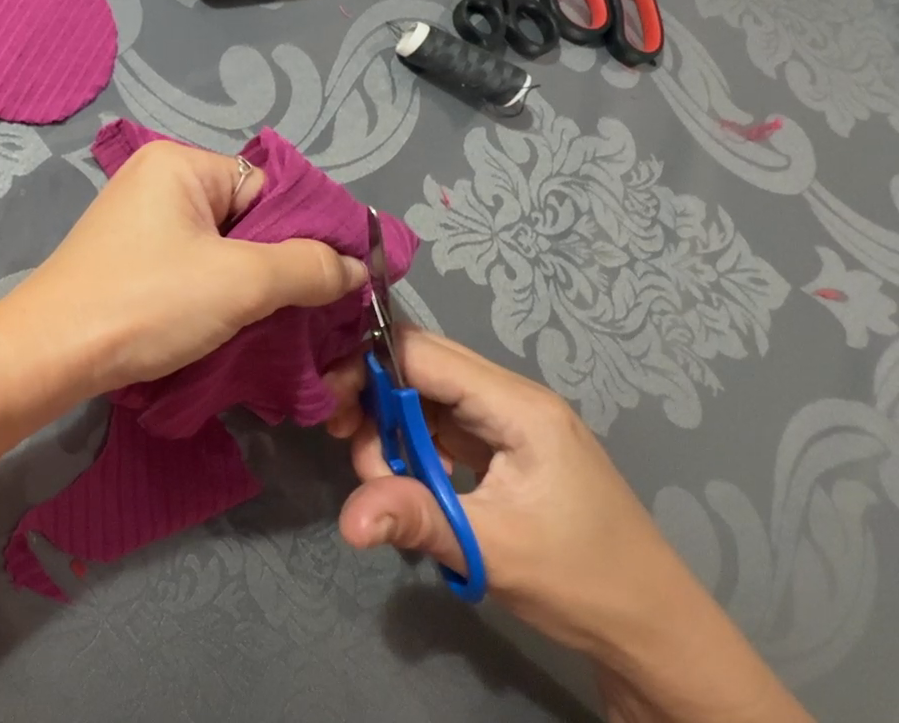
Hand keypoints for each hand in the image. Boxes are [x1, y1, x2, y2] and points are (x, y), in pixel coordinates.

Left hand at [0, 140, 365, 398]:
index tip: (345, 282)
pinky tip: (236, 330)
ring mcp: (138, 223)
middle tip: (315, 313)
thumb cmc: (147, 302)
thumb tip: (358, 267)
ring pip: (222, 251)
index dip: (311, 233)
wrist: (52, 352)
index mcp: (179, 163)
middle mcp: (156, 182)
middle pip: (249, 218)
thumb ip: (309, 267)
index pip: (272, 187)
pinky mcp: (128, 262)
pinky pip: (192, 270)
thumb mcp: (241, 281)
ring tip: (279, 327)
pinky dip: (217, 298)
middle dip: (282, 265)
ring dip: (252, 289)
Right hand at [325, 330, 811, 720]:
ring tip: (381, 475)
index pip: (420, 353)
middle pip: (417, 364)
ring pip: (422, 393)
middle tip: (341, 437)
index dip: (365, 368)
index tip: (330, 409)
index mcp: (518, 407)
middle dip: (369, 395)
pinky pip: (437, 422)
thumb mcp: (491, 549)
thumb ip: (413, 518)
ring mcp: (508, 422)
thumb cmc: (582, 580)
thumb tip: (347, 520)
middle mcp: (512, 399)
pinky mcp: (501, 446)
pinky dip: (408, 442)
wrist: (656, 632)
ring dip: (386, 424)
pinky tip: (403, 477)